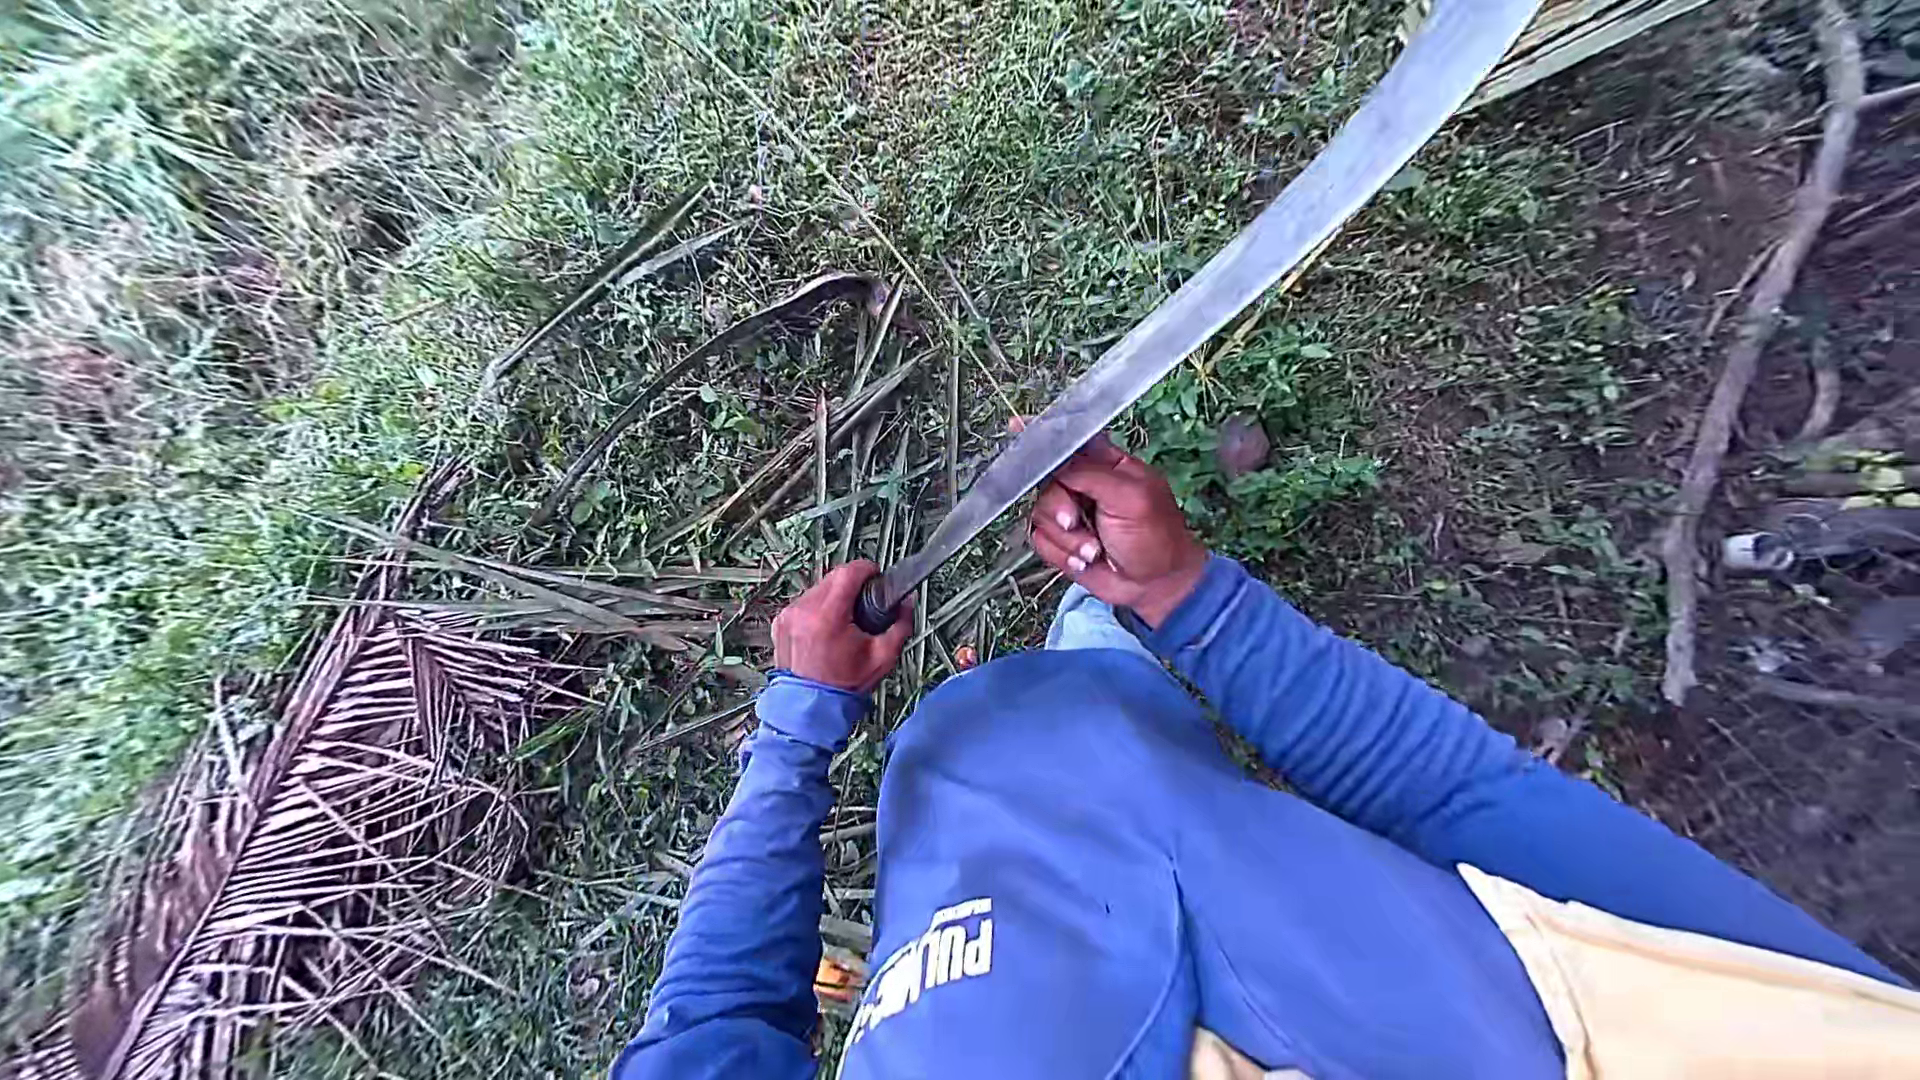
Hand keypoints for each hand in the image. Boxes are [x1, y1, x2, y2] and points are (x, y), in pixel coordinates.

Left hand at [772, 561, 913, 693]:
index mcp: (827, 617)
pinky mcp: (782, 622)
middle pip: (833, 577)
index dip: (867, 569)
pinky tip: (828, 627)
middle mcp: (803, 612)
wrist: (811, 708)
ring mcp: (789, 616)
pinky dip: (818, 608)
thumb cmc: (842, 686)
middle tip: (865, 602)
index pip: (848, 572)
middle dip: (853, 583)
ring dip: (835, 595)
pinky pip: (805, 602)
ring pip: (819, 587)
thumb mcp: (882, 657)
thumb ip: (900, 625)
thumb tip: (906, 603)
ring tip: (846, 619)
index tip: (875, 575)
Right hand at [1019, 422, 1208, 627]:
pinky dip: (1061, 554)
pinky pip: (1040, 539)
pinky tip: (1085, 561)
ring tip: (1093, 551)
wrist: (1154, 587)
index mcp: (1105, 465)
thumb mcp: (1130, 497)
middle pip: (1046, 481)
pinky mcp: (1060, 541)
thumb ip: (1090, 474)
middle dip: (1058, 506)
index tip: (1016, 427)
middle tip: (1075, 521)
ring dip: (1067, 537)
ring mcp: (1069, 514)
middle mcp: (1083, 486)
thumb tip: (1055, 462)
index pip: (1070, 442)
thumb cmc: (1154, 537)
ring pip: (1040, 513)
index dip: (1044, 435)